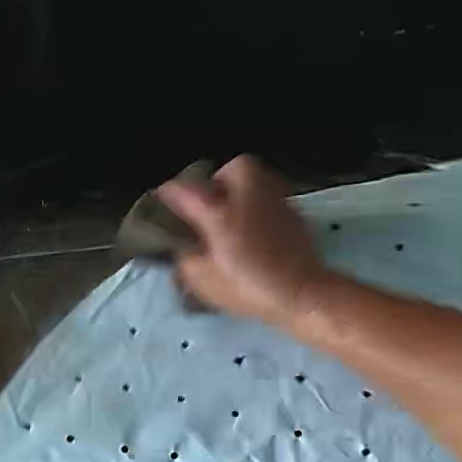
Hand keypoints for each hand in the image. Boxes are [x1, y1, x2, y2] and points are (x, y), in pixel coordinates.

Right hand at [157, 154, 340, 328]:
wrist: (300, 295)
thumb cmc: (247, 288)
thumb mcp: (203, 281)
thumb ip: (186, 260)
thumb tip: (182, 249)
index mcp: (220, 214)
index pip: (186, 191)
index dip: (169, 192)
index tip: (161, 197)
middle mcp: (249, 199)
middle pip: (236, 166)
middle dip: (220, 177)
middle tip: (211, 199)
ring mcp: (276, 203)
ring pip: (259, 177)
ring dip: (242, 188)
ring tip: (232, 210)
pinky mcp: (295, 216)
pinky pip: (271, 198)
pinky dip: (259, 206)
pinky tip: (253, 228)